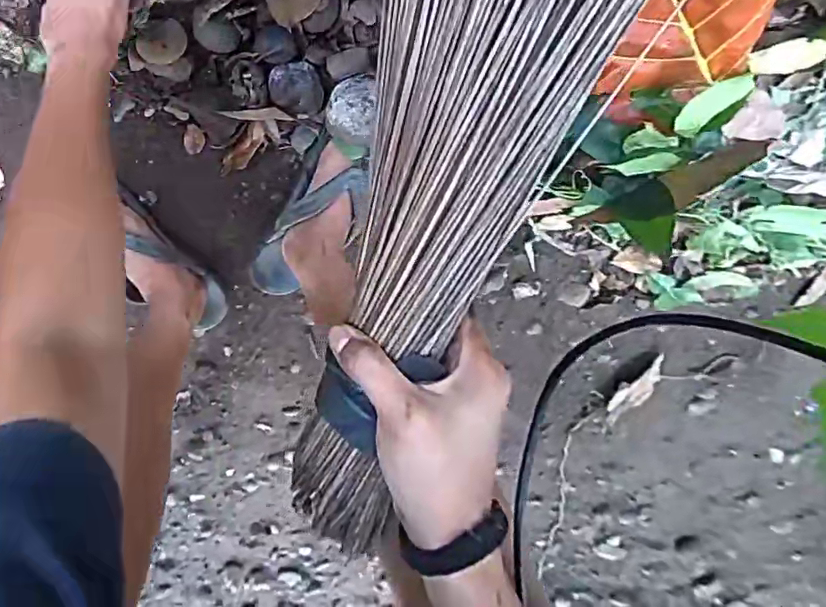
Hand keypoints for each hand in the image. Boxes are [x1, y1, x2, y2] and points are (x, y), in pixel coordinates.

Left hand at [39, 0, 126, 74]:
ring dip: (61, 12)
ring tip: (78, 25)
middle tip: (80, 4)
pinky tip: (72, 38)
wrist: (84, 55)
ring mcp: (46, 13)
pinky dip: (60, 30)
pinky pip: (52, 26)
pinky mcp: (44, 33)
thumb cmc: (103, 21)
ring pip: (52, 7)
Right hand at [328, 316, 510, 549]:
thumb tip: (341, 332)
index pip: (452, 308)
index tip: (385, 289)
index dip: (417, 296)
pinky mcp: (455, 411)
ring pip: (430, 351)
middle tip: (368, 315)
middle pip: (439, 329)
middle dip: (402, 323)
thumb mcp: (399, 413)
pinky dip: (405, 368)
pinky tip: (378, 368)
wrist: (446, 535)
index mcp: (484, 367)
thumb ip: (370, 367)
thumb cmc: (433, 471)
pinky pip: (429, 373)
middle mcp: (484, 375)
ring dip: (400, 348)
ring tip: (367, 338)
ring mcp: (471, 395)